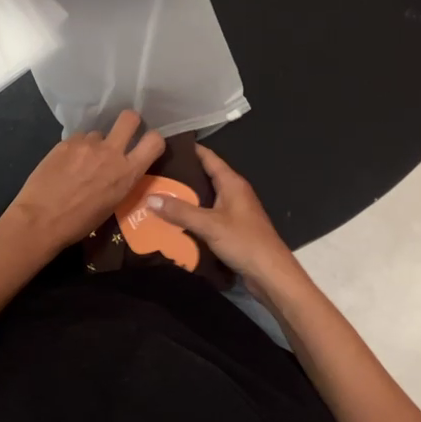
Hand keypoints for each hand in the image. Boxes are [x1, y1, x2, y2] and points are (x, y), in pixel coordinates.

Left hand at [5, 110, 165, 255]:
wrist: (41, 220)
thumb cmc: (79, 222)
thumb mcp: (112, 204)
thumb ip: (121, 179)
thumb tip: (121, 168)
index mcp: (127, 173)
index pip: (155, 141)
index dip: (152, 138)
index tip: (145, 142)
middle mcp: (111, 152)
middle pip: (129, 118)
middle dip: (129, 121)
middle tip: (122, 132)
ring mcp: (87, 144)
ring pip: (97, 132)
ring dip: (93, 143)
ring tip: (80, 161)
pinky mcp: (66, 141)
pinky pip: (78, 138)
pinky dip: (75, 148)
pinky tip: (65, 163)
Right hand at [147, 145, 303, 299]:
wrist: (271, 275)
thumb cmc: (244, 242)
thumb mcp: (209, 225)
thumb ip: (180, 211)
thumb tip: (149, 198)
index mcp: (232, 182)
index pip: (207, 157)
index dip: (188, 149)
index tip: (163, 145)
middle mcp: (234, 192)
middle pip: (204, 176)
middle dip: (181, 175)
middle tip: (153, 172)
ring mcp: (234, 211)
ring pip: (205, 197)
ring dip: (185, 197)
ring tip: (157, 194)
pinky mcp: (232, 228)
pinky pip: (208, 214)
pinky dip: (192, 214)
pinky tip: (174, 219)